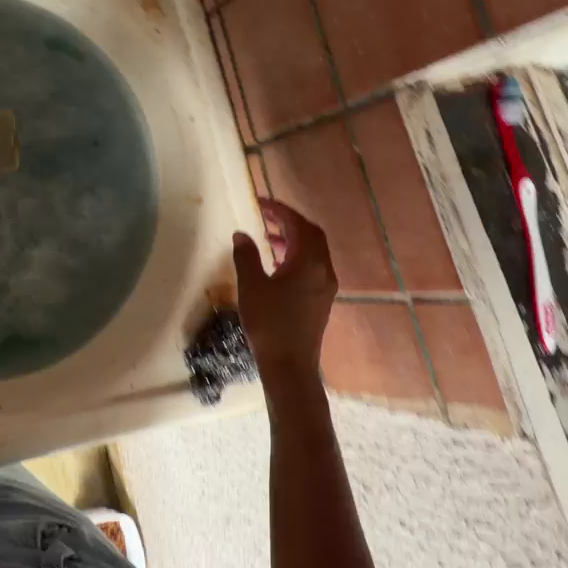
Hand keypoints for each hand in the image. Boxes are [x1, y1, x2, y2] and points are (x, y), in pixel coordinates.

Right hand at [233, 198, 336, 386]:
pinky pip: (312, 266)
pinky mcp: (320, 299)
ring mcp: (325, 287)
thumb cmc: (270, 323)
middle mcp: (324, 271)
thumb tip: (242, 235)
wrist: (289, 365)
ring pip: (313, 251)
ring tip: (265, 236)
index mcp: (309, 263)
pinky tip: (275, 263)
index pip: (298, 225)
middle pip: (312, 235)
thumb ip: (247, 256)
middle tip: (264, 215)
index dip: (279, 210)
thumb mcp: (251, 286)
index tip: (259, 202)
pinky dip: (295, 255)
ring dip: (292, 238)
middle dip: (289, 221)